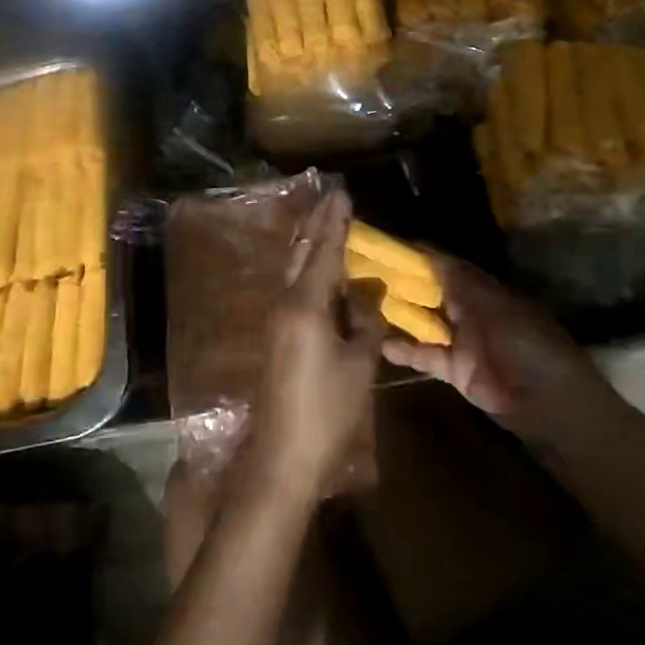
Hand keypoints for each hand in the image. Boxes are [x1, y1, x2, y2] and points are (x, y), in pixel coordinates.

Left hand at [251, 190, 385, 495]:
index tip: (341, 191)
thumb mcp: (359, 364)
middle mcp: (284, 303)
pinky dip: (309, 270)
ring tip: (325, 221)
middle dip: (317, 223)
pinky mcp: (277, 336)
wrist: (283, 453)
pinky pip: (295, 290)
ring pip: (294, 269)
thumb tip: (368, 287)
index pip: (324, 250)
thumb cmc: (327, 409)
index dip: (335, 220)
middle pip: (301, 252)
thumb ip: (365, 320)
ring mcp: (276, 319)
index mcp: (305, 304)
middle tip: (330, 195)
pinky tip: (320, 270)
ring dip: (310, 243)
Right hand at [380, 254, 614, 436]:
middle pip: (431, 294)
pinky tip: (382, 346)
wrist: (550, 404)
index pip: (447, 267)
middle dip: (402, 285)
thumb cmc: (526, 345)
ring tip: (364, 308)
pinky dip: (405, 351)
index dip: (420, 257)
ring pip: (423, 323)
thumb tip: (427, 250)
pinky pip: (424, 355)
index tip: (386, 248)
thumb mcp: (493, 306)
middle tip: (364, 276)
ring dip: (399, 317)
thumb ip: (459, 281)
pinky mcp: (454, 370)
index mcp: (485, 292)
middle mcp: (471, 312)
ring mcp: (462, 342)